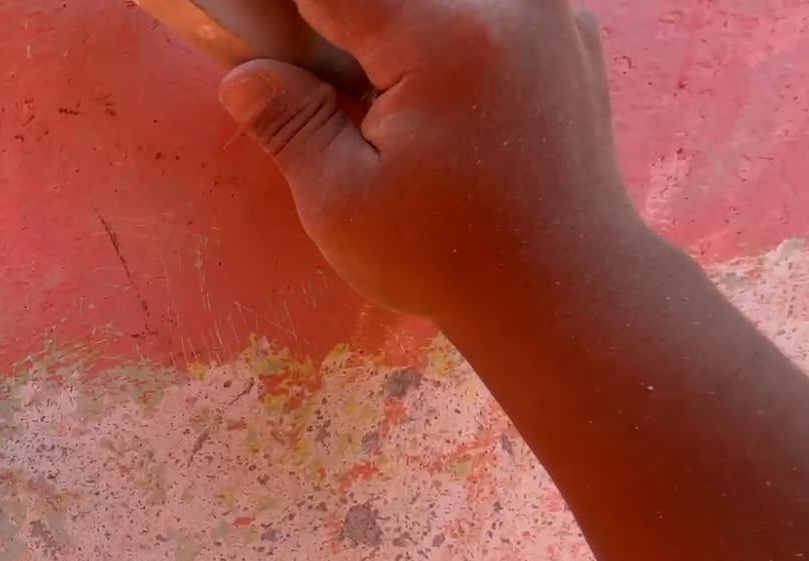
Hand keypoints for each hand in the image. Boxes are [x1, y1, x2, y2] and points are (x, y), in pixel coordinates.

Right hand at [217, 0, 647, 327]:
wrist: (553, 284)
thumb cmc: (432, 254)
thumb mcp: (337, 202)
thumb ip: (291, 125)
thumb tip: (240, 76)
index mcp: (444, 38)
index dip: (290, 14)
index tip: (269, 48)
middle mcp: (510, 1)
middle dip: (341, 28)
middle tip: (316, 90)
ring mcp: (551, 13)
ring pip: (438, 2)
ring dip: (387, 41)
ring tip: (376, 112)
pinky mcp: (567, 34)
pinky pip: (482, 14)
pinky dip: (437, 46)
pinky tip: (429, 112)